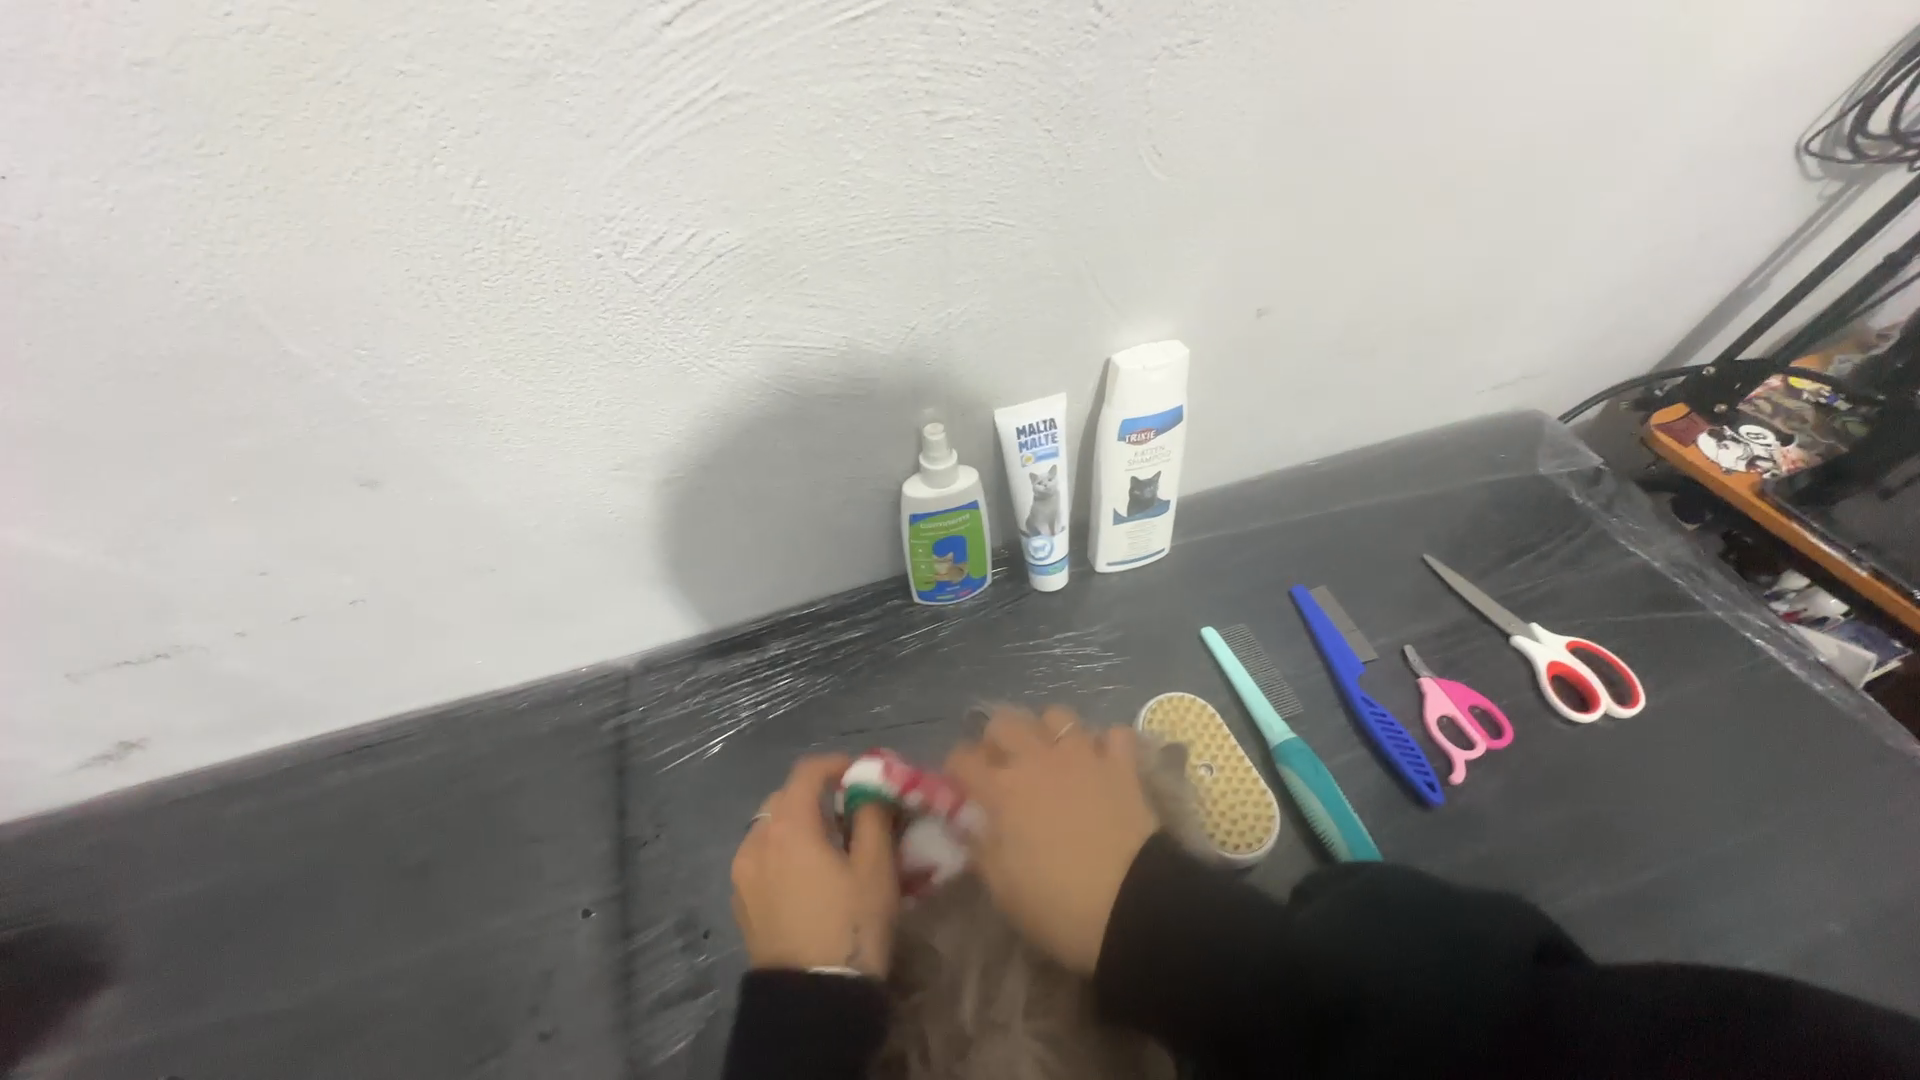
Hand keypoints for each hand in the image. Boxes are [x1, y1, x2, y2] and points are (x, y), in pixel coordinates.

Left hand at [730, 754, 898, 976]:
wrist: (813, 998)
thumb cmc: (850, 924)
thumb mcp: (876, 866)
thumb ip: (872, 815)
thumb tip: (870, 787)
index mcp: (789, 825)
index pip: (808, 771)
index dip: (836, 765)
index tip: (861, 775)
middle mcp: (757, 839)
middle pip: (785, 797)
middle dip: (816, 795)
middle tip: (849, 811)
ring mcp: (743, 872)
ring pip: (769, 827)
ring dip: (797, 823)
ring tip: (827, 846)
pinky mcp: (740, 900)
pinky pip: (761, 856)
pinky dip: (782, 850)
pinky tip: (806, 875)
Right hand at [946, 706, 1158, 973]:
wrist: (1133, 906)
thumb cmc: (1058, 905)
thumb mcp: (1003, 889)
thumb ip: (981, 850)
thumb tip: (971, 827)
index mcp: (1002, 790)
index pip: (962, 758)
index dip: (956, 770)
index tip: (961, 787)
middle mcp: (1037, 760)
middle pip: (1004, 722)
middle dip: (997, 739)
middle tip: (1003, 766)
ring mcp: (1082, 756)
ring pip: (1057, 715)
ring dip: (1049, 732)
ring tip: (1052, 758)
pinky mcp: (1121, 764)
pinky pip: (1112, 734)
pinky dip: (1105, 744)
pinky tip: (1102, 763)